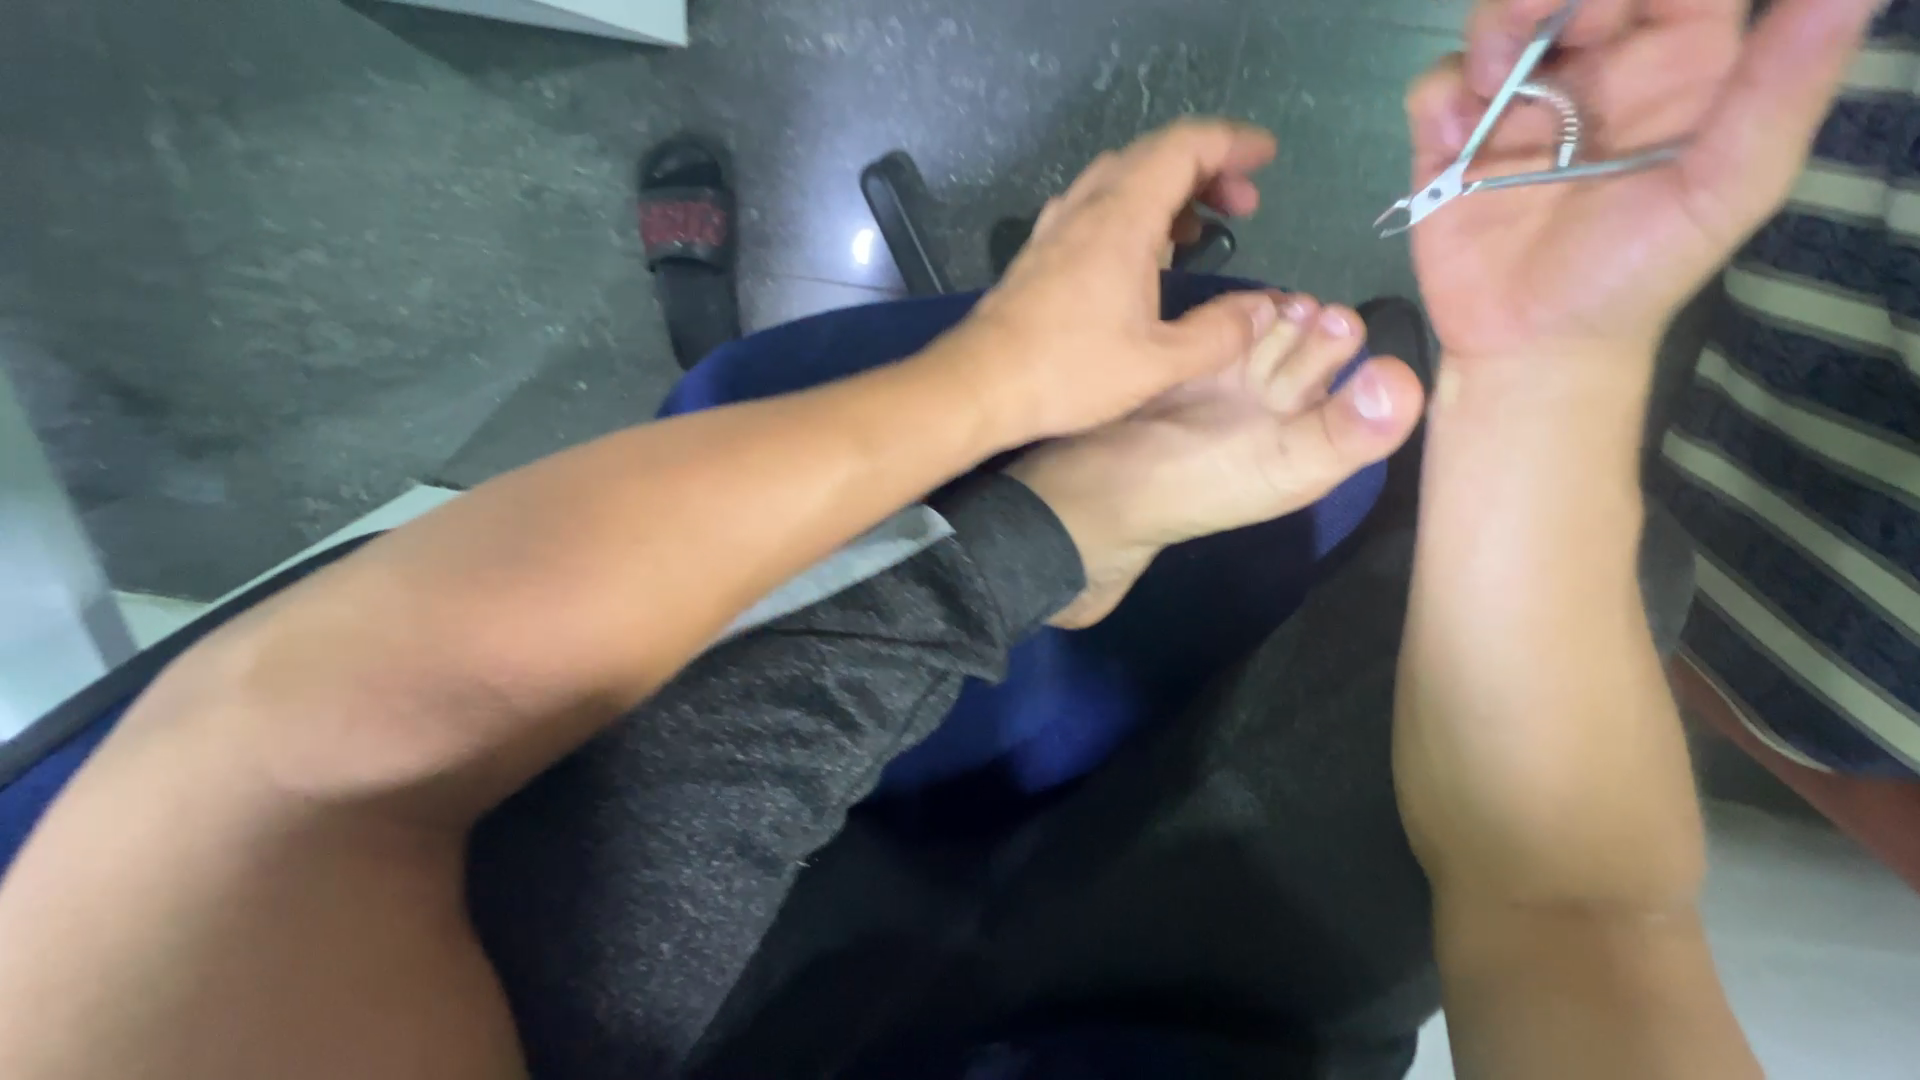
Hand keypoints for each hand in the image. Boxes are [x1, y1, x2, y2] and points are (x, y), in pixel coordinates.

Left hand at [936, 119, 1286, 442]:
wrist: (980, 384)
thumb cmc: (1068, 372)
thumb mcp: (1157, 364)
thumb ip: (1218, 335)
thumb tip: (1263, 310)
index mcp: (1123, 218)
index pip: (1185, 147)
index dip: (1232, 143)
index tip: (1266, 158)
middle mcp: (1088, 207)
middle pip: (1154, 155)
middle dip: (1206, 167)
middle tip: (1242, 204)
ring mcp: (1057, 227)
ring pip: (1121, 178)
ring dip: (1167, 188)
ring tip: (1198, 228)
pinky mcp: (1039, 252)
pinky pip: (1095, 206)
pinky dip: (1131, 209)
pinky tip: (1140, 254)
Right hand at [1009, 294, 1423, 626]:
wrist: (1095, 490)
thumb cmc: (1190, 487)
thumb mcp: (1278, 471)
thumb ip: (1345, 432)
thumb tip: (1406, 375)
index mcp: (1313, 440)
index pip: (1362, 383)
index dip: (1352, 356)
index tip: (1329, 337)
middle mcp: (1283, 409)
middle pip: (1319, 344)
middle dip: (1310, 330)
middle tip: (1289, 329)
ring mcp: (1238, 380)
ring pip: (1277, 327)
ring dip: (1272, 317)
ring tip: (1253, 323)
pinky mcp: (1197, 361)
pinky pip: (1231, 324)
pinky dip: (1236, 314)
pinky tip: (1226, 317)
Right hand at [1406, 0, 1881, 366]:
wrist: (1533, 346)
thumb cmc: (1634, 276)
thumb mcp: (1729, 185)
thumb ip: (1785, 82)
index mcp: (1680, 63)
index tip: (1616, 10)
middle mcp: (1596, 71)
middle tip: (1545, 21)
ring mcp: (1516, 108)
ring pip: (1496, 21)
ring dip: (1491, 30)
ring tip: (1492, 82)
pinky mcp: (1451, 146)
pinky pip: (1437, 89)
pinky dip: (1439, 100)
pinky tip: (1454, 142)